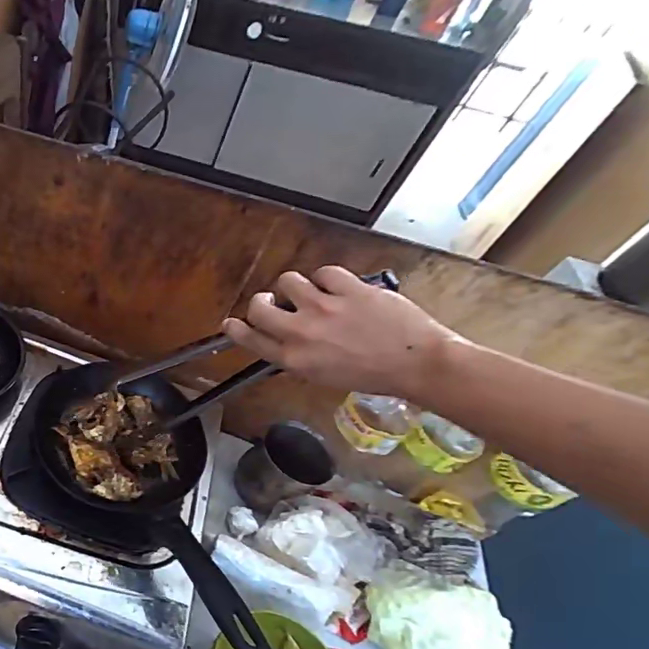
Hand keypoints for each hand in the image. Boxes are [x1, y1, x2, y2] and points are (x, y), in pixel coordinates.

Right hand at [222, 266, 461, 399]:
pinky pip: (324, 272)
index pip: (251, 339)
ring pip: (288, 281)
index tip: (231, 323)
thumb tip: (288, 340)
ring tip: (311, 292)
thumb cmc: (374, 376)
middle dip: (261, 300)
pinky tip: (339, 287)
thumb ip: (300, 357)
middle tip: (270, 300)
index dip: (237, 329)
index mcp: (295, 359)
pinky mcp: (349, 288)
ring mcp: (325, 307)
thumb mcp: (325, 376)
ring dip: (295, 286)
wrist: (418, 363)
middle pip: (259, 306)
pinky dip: (328, 278)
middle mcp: (302, 332)